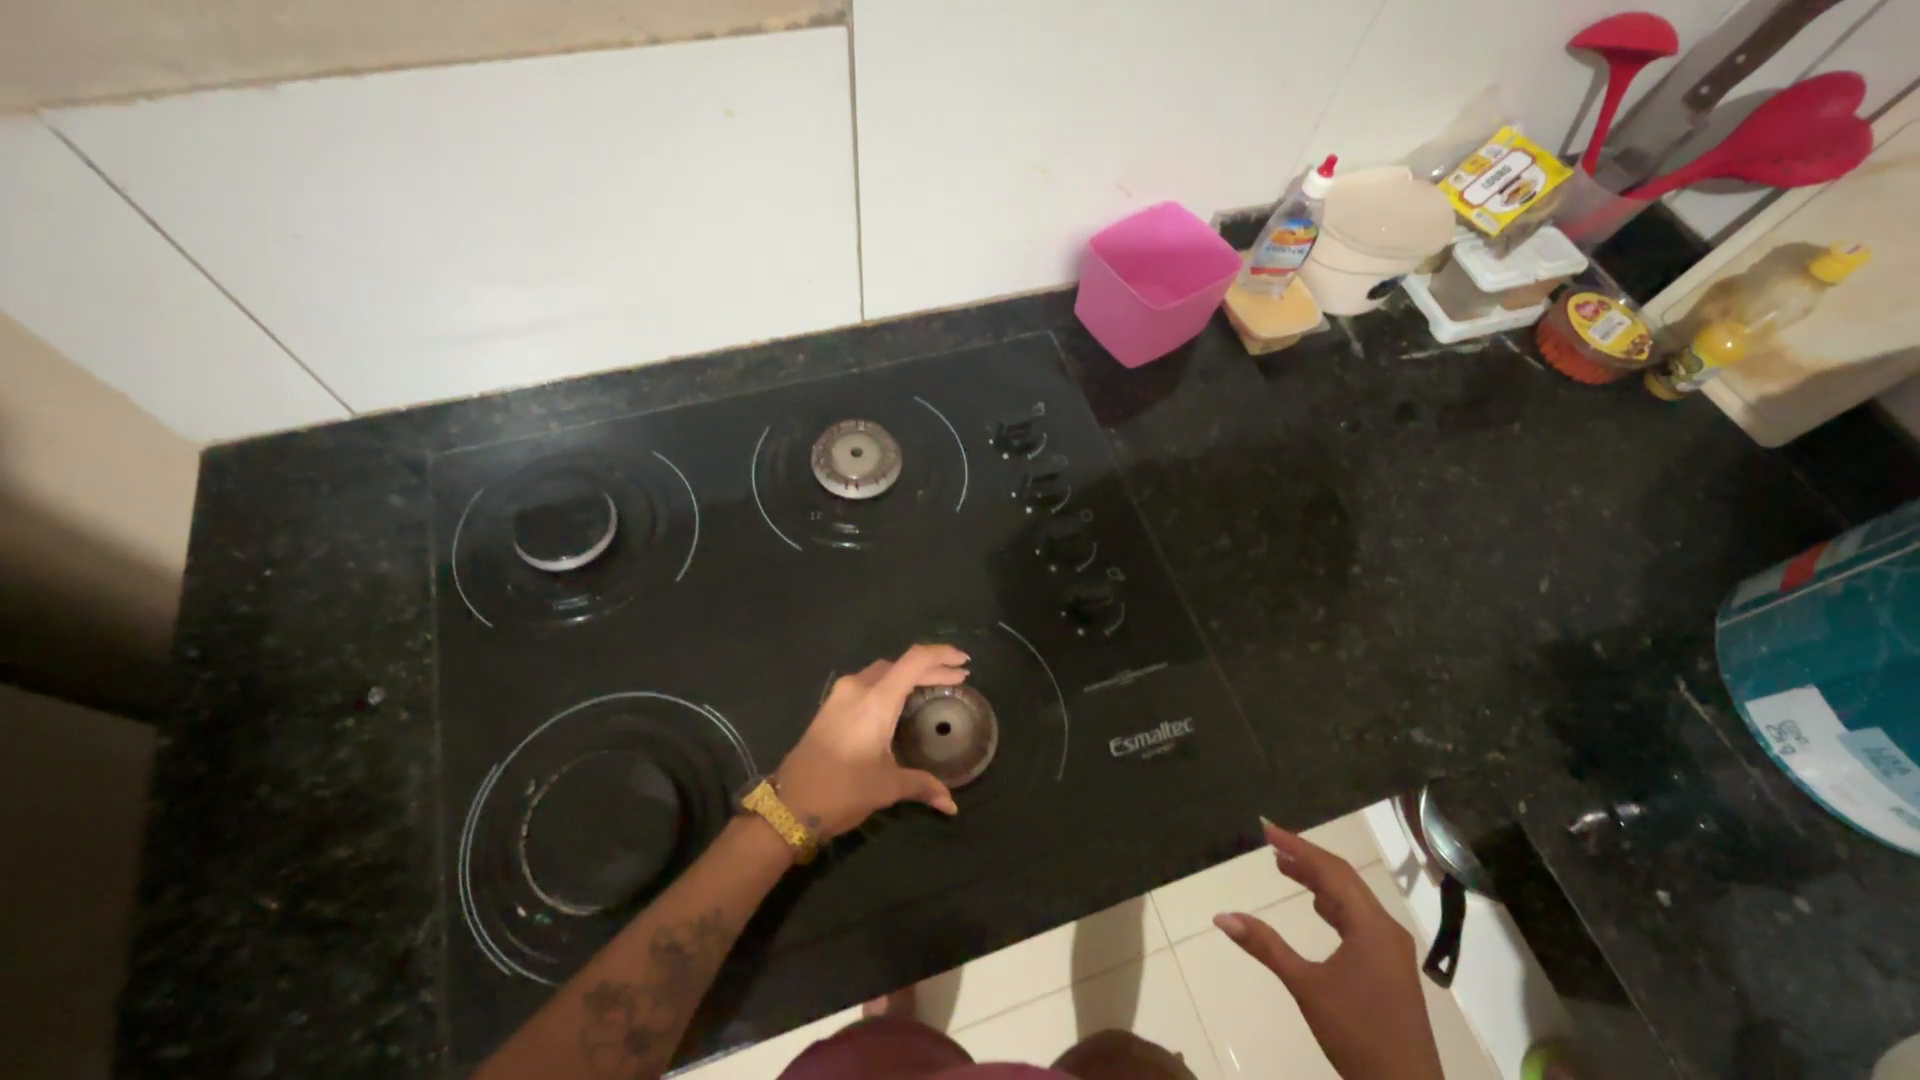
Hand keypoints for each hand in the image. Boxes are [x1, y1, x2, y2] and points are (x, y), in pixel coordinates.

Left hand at [774, 644, 968, 838]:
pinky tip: (899, 701)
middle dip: (930, 667)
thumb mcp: (887, 788)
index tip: (964, 661)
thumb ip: (923, 786)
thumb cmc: (842, 792)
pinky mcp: (829, 708)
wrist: (788, 806)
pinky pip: (866, 684)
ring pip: (881, 672)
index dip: (942, 655)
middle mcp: (857, 689)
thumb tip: (951, 804)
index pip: (914, 661)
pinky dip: (889, 684)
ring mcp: (839, 696)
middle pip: (899, 664)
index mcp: (876, 701)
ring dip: (907, 675)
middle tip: (958, 677)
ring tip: (932, 686)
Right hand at [1213, 821, 1443, 1079]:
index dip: (1297, 846)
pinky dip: (1334, 906)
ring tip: (1286, 868)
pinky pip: (1360, 921)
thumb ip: (1266, 946)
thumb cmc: (1356, 1033)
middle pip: (1345, 880)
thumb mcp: (1306, 986)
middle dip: (1307, 859)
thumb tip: (1222, 916)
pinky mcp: (1390, 968)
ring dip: (1320, 882)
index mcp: (1371, 926)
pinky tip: (1318, 908)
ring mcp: (1392, 950)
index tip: (1266, 829)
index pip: (1331, 871)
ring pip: (1353, 901)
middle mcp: (1386, 929)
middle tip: (1271, 844)